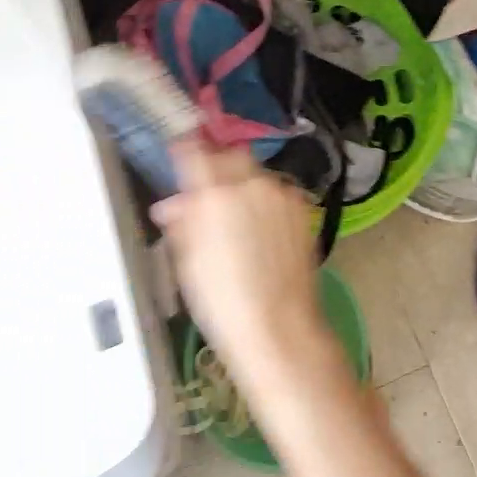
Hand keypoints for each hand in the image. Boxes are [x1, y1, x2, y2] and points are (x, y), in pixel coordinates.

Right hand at [151, 136, 323, 381]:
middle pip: (230, 156)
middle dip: (218, 166)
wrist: (278, 329)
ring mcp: (280, 195)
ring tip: (237, 219)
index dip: (185, 148)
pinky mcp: (303, 210)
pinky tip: (262, 231)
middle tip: (208, 192)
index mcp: (213, 193)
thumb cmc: (223, 303)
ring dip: (243, 186)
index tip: (179, 149)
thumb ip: (181, 223)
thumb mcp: (187, 263)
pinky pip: (278, 194)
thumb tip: (174, 206)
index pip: (194, 151)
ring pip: (256, 175)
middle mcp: (250, 184)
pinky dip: (267, 202)